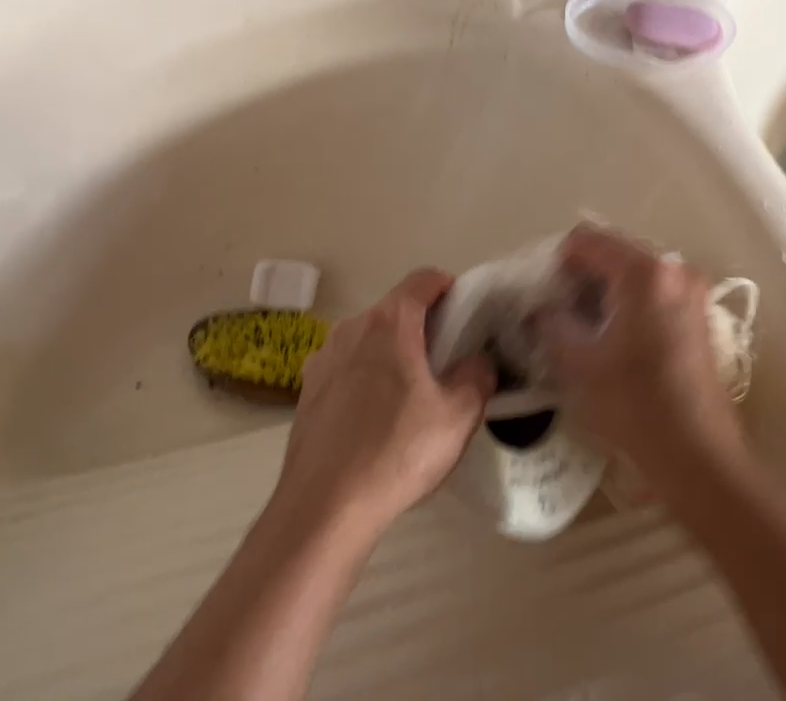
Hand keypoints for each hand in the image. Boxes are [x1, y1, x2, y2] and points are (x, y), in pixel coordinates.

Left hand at [274, 269, 496, 533]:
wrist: (324, 506)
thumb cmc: (397, 451)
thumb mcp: (458, 415)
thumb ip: (478, 376)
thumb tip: (478, 361)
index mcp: (389, 323)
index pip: (423, 279)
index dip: (450, 289)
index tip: (469, 317)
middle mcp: (351, 329)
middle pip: (396, 310)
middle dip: (425, 327)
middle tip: (450, 364)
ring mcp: (323, 358)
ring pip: (370, 340)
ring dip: (395, 354)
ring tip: (414, 397)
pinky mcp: (308, 390)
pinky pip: (348, 369)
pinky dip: (368, 378)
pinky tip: (379, 421)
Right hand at [547, 225, 744, 476]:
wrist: (698, 454)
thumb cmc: (634, 404)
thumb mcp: (577, 362)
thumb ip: (552, 322)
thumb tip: (541, 308)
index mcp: (644, 271)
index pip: (586, 240)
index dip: (555, 264)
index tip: (543, 299)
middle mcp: (674, 268)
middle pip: (612, 252)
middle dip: (580, 279)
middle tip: (559, 317)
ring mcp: (692, 291)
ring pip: (632, 274)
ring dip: (603, 293)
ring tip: (584, 332)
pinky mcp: (699, 314)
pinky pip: (652, 292)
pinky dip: (627, 305)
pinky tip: (614, 342)